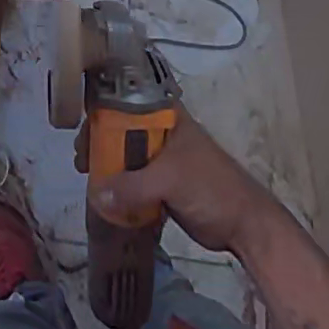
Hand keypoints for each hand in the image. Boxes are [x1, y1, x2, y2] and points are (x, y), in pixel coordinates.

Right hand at [86, 113, 282, 255]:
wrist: (246, 227)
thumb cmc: (211, 188)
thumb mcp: (169, 181)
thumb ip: (131, 187)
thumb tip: (95, 194)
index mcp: (166, 116)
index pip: (125, 101)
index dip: (101, 112)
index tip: (83, 132)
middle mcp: (161, 130)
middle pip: (120, 128)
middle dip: (98, 142)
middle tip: (82, 160)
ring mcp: (162, 157)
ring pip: (125, 154)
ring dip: (106, 165)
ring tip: (87, 176)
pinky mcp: (162, 182)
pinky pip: (132, 177)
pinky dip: (118, 183)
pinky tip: (103, 194)